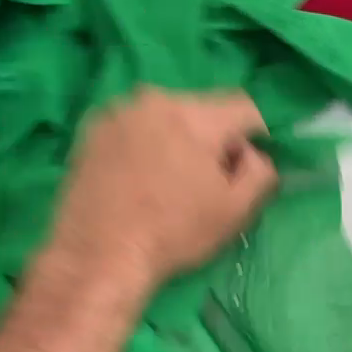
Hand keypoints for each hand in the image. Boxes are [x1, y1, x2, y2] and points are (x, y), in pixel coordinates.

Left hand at [45, 88, 276, 292]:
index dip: (260, 135)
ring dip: (180, 143)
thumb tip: (257, 155)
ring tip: (172, 184)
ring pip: (168, 118)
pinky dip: (148, 147)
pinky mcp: (91, 128)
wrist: (99, 252)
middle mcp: (154, 99)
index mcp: (194, 116)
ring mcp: (118, 111)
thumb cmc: (175, 232)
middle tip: (211, 183)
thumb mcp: (235, 211)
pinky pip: (137, 128)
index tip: (253, 167)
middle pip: (204, 111)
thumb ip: (260, 174)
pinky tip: (142, 182)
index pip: (245, 106)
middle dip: (216, 142)